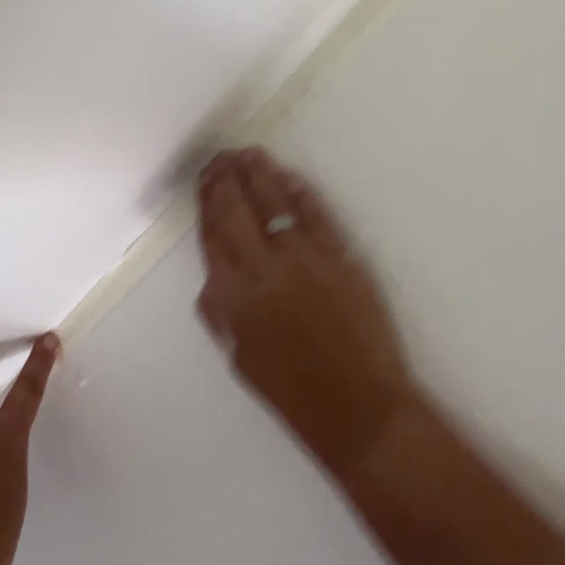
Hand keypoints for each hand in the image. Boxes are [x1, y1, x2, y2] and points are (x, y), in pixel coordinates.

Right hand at [196, 147, 415, 477]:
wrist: (359, 410)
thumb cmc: (290, 390)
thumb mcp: (235, 353)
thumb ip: (220, 306)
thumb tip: (216, 270)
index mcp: (229, 295)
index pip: (210, 233)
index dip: (205, 202)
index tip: (205, 181)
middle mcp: (260, 268)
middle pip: (235, 209)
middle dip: (225, 178)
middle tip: (221, 157)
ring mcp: (302, 258)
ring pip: (272, 202)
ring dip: (258, 174)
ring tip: (249, 154)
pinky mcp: (341, 257)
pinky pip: (314, 213)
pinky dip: (299, 191)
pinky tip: (289, 178)